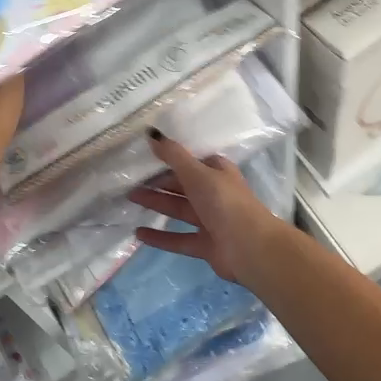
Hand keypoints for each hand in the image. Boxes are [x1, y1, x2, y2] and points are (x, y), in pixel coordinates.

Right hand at [127, 129, 286, 283]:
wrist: (250, 248)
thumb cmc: (225, 202)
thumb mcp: (197, 172)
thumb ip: (173, 155)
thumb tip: (151, 133)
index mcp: (217, 172)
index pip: (190, 161)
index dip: (169, 158)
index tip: (144, 155)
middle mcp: (214, 194)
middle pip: (182, 185)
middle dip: (158, 182)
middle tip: (129, 178)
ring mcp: (210, 221)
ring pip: (178, 209)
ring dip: (156, 204)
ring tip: (130, 198)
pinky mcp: (205, 245)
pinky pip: (178, 238)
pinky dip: (160, 236)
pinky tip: (138, 234)